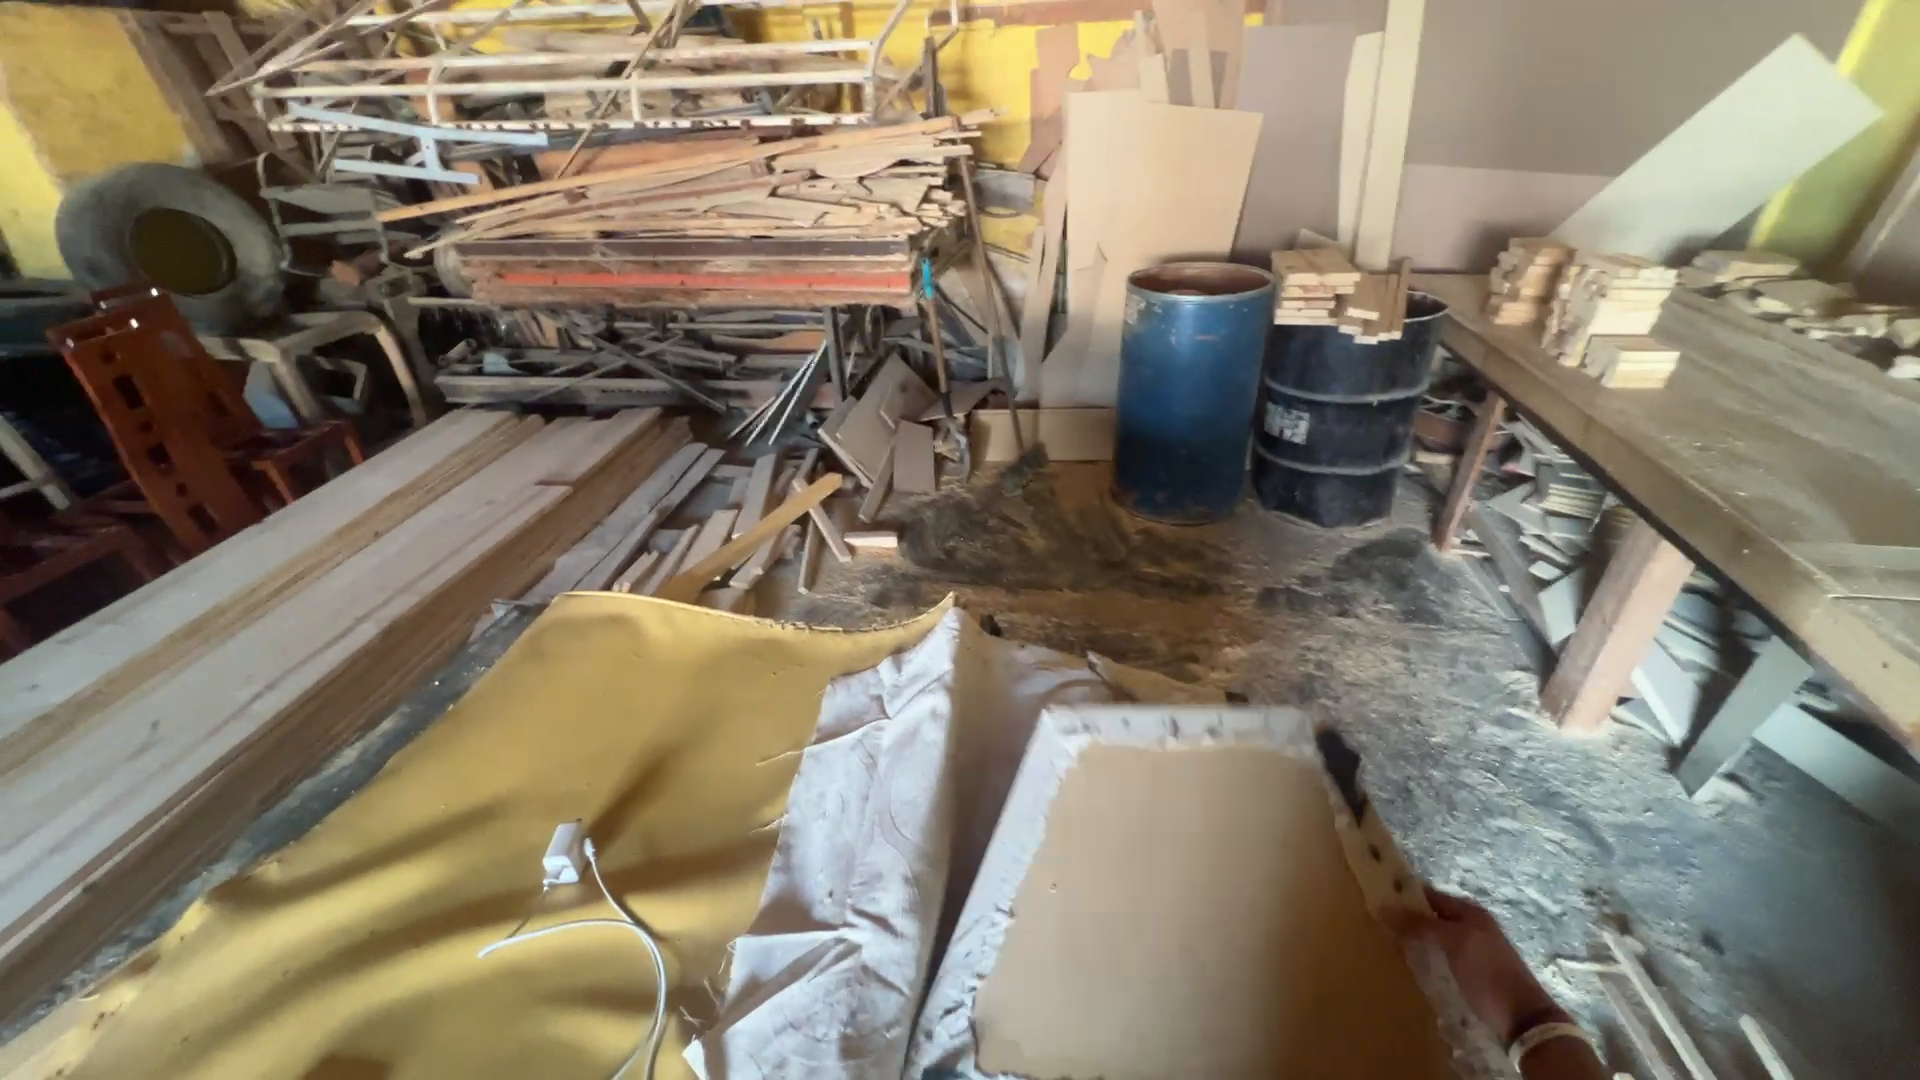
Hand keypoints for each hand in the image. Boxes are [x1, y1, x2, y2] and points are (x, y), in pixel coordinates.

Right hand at [1390, 886, 1563, 1043]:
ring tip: (1387, 939)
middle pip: (1431, 915)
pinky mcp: (1469, 971)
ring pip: (1434, 936)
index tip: (1376, 896)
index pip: (1429, 894)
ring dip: (1414, 937)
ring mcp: (1471, 950)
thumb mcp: (1453, 941)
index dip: (1405, 894)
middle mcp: (1471, 926)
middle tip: (1377, 920)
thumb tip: (1383, 906)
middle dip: (1406, 916)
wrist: (1523, 1019)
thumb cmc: (1488, 971)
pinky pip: (1439, 954)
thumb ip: (1419, 923)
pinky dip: (1424, 954)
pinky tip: (1409, 960)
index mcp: (1469, 912)